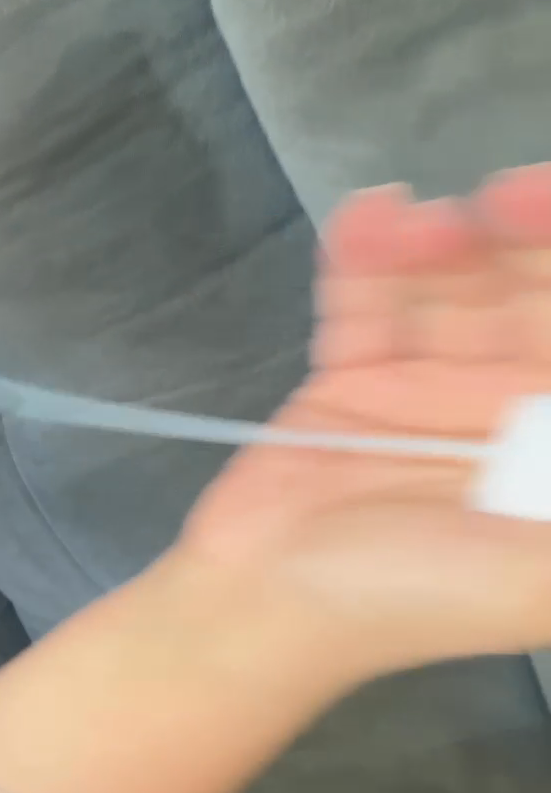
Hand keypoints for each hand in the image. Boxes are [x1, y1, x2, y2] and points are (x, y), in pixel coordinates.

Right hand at [178, 167, 550, 679]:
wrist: (270, 597)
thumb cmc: (425, 591)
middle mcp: (519, 407)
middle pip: (539, 302)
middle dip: (531, 244)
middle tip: (507, 194)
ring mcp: (430, 389)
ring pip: (451, 296)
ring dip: (441, 247)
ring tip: (417, 216)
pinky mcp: (347, 382)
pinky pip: (361, 312)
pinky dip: (361, 265)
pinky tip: (366, 220)